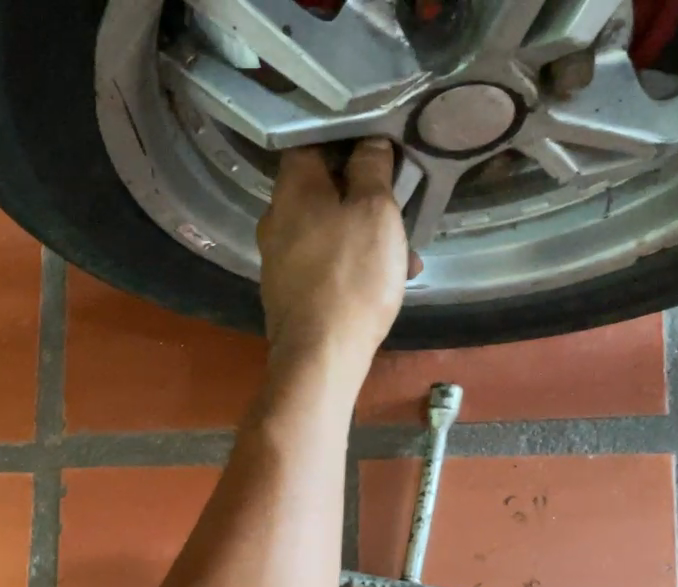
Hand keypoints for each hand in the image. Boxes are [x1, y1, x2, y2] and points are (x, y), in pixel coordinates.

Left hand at [257, 139, 413, 367]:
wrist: (319, 355)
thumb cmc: (352, 275)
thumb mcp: (375, 211)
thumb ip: (371, 168)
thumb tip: (368, 141)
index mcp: (291, 188)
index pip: (311, 141)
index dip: (345, 139)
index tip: (378, 147)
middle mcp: (275, 219)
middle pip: (320, 190)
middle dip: (361, 196)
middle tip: (397, 206)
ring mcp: (277, 259)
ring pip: (327, 230)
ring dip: (363, 236)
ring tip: (403, 256)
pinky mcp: (286, 292)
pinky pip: (323, 263)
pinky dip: (350, 264)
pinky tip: (382, 282)